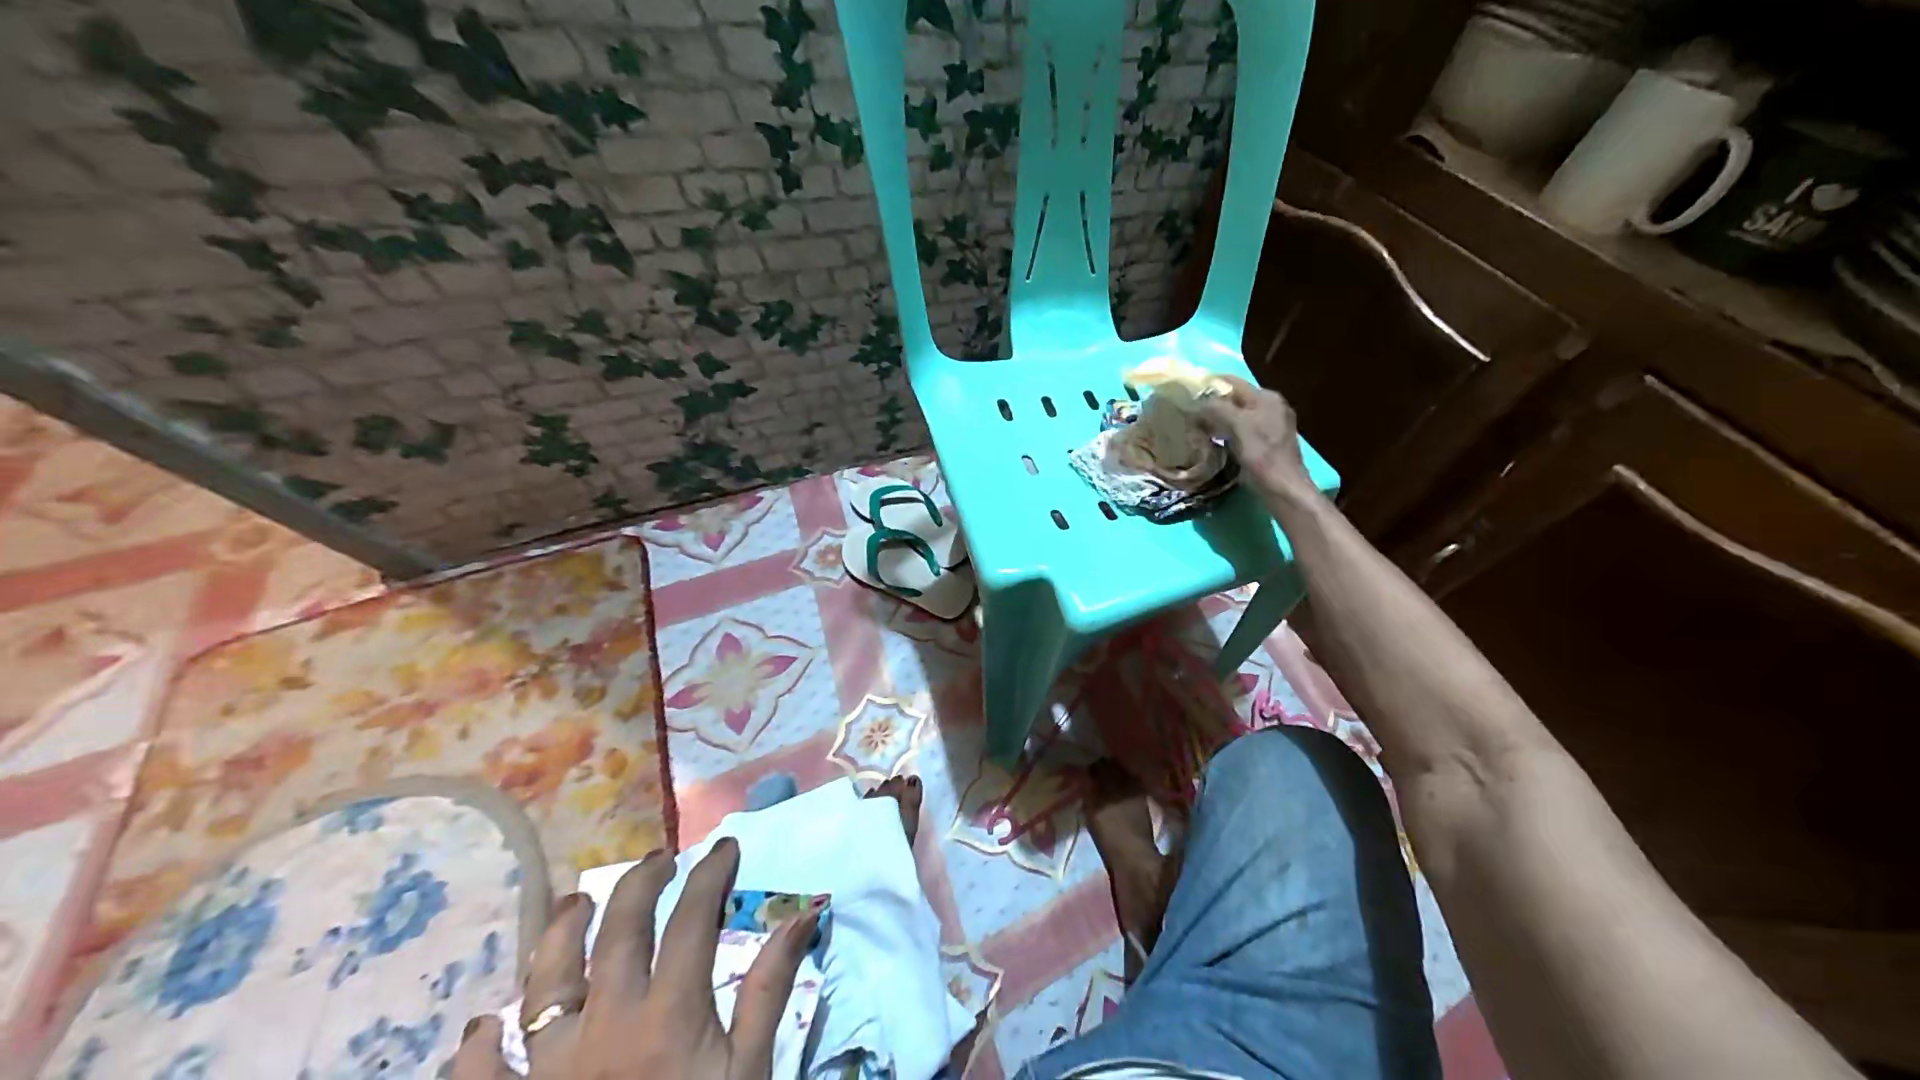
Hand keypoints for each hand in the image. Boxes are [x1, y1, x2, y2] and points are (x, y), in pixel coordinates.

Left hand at [451, 839, 818, 1079]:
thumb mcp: (749, 1075)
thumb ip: (769, 993)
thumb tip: (801, 916)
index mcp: (669, 1014)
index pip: (692, 920)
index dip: (710, 875)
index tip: (724, 847)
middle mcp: (607, 1023)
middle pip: (622, 930)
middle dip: (643, 883)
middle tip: (660, 860)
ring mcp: (551, 1068)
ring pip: (548, 980)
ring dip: (562, 933)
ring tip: (577, 902)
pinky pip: (482, 1074)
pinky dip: (481, 1046)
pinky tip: (485, 1024)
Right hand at [1198, 375, 1313, 500]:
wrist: (1283, 488)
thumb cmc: (1261, 455)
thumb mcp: (1238, 426)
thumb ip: (1217, 408)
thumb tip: (1195, 402)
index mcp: (1266, 397)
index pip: (1232, 382)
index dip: (1208, 385)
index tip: (1185, 392)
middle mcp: (1270, 406)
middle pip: (1234, 398)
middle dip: (1211, 403)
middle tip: (1187, 411)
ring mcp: (1270, 424)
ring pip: (1236, 414)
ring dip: (1216, 418)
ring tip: (1195, 425)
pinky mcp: (1266, 442)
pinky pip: (1240, 429)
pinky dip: (1225, 431)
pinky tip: (1212, 439)